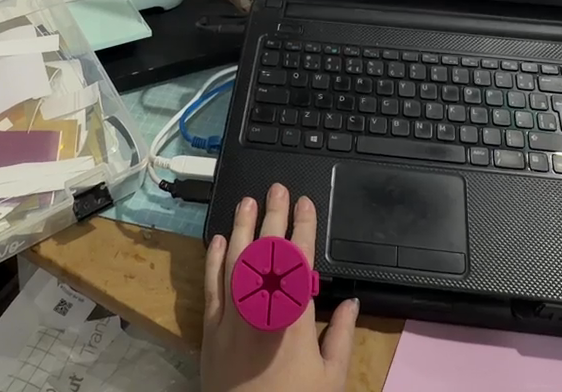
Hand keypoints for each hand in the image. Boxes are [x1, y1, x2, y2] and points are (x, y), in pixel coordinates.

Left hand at [202, 183, 358, 391]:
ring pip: (235, 261)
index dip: (303, 227)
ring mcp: (231, 318)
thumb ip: (342, 336)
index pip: (298, 259)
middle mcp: (260, 310)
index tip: (304, 203)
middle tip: (277, 188)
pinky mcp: (209, 332)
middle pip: (266, 251)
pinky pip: (211, 287)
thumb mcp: (330, 378)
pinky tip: (219, 240)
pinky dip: (213, 260)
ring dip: (241, 228)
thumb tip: (351, 303)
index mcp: (293, 318)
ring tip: (247, 202)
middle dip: (273, 216)